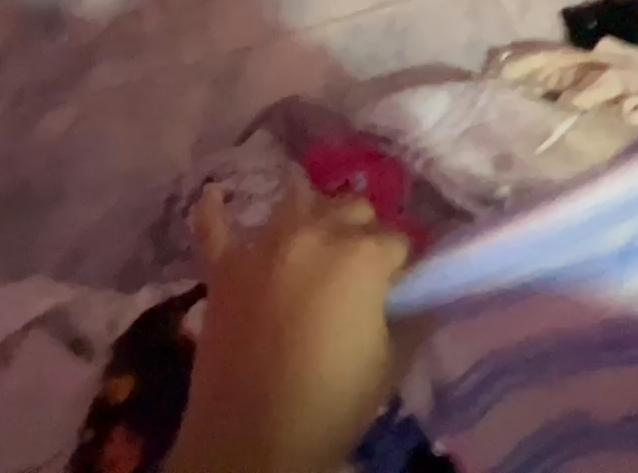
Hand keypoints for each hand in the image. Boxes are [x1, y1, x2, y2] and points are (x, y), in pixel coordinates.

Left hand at [166, 178, 410, 472]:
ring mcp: (264, 243)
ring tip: (317, 238)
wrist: (251, 442)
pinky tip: (217, 195)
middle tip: (361, 269)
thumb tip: (424, 300)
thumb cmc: (332, 402)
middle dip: (364, 231)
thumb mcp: (390, 365)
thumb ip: (413, 321)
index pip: (399, 239)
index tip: (401, 284)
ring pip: (297, 200)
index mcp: (362, 254)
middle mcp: (315, 232)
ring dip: (313, 213)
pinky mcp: (224, 266)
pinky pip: (213, 225)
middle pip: (352, 207)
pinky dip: (215, 210)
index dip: (403, 263)